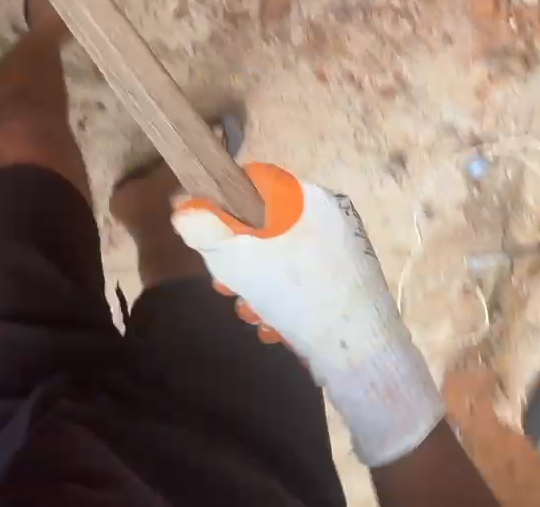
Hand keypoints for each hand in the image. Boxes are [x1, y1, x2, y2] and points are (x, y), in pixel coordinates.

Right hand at [172, 163, 444, 466]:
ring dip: (258, 288)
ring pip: (280, 259)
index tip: (208, 239)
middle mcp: (327, 217)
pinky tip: (276, 328)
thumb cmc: (298, 296)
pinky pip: (301, 281)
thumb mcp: (240, 260)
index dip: (223, 208)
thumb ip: (205, 230)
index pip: (255, 184)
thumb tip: (180, 207)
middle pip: (264, 226)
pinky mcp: (344, 284)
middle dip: (238, 260)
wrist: (360, 355)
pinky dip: (283, 302)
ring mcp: (339, 251)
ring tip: (253, 314)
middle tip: (224, 286)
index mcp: (308, 198)